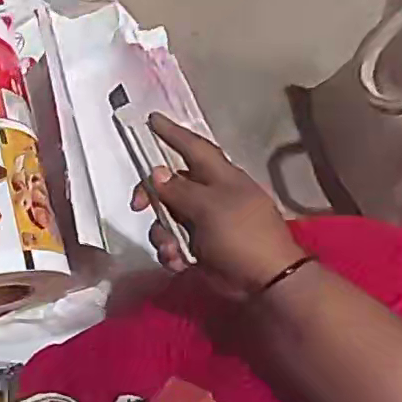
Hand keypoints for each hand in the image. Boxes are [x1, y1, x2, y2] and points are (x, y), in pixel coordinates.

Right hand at [131, 113, 305, 295]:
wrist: (264, 281)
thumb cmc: (242, 235)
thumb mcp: (209, 208)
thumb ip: (179, 190)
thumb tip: (156, 173)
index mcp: (220, 177)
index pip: (193, 147)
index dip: (173, 134)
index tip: (152, 120)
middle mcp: (210, 195)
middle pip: (170, 184)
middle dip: (152, 195)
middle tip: (136, 205)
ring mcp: (204, 222)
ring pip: (166, 217)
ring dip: (163, 234)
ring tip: (173, 250)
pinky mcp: (199, 247)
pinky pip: (173, 242)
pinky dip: (172, 253)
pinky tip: (181, 263)